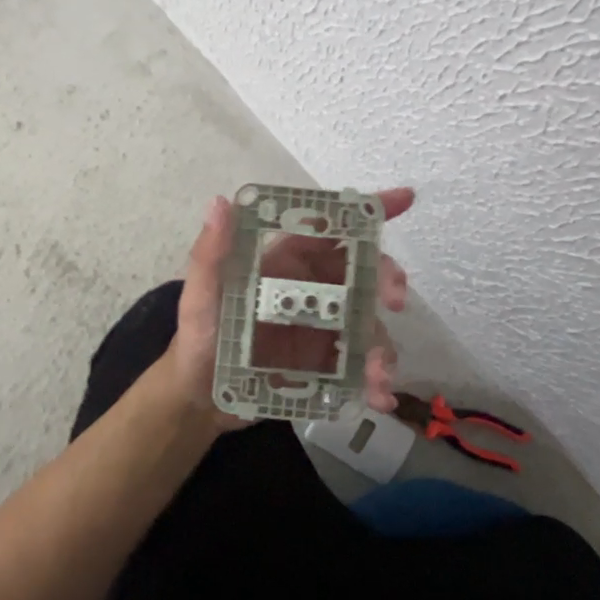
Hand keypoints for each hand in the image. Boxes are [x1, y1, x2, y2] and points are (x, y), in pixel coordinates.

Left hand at [168, 187, 414, 429]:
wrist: (197, 400)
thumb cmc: (197, 341)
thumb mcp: (201, 298)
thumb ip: (210, 255)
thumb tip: (220, 203)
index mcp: (282, 265)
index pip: (326, 230)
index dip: (363, 212)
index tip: (402, 199)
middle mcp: (309, 292)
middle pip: (362, 273)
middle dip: (386, 278)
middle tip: (395, 298)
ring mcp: (322, 330)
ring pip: (368, 325)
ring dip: (383, 346)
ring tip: (379, 375)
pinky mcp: (326, 366)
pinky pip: (361, 366)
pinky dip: (376, 380)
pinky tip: (379, 398)